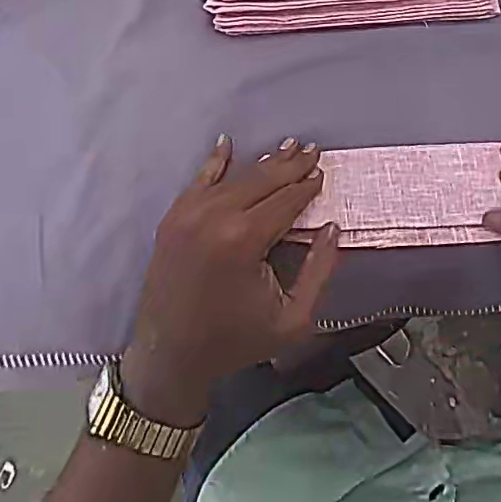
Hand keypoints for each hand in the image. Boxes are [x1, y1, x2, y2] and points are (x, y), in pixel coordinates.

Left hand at [119, 136, 342, 424]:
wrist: (169, 358)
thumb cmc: (235, 341)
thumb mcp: (293, 319)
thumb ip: (320, 270)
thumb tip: (331, 228)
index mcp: (244, 240)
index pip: (286, 199)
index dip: (307, 185)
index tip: (322, 172)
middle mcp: (215, 218)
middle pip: (263, 180)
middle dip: (291, 165)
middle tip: (312, 149)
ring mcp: (189, 215)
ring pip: (236, 177)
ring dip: (264, 162)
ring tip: (287, 147)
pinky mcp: (172, 219)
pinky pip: (199, 180)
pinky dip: (216, 161)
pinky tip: (226, 143)